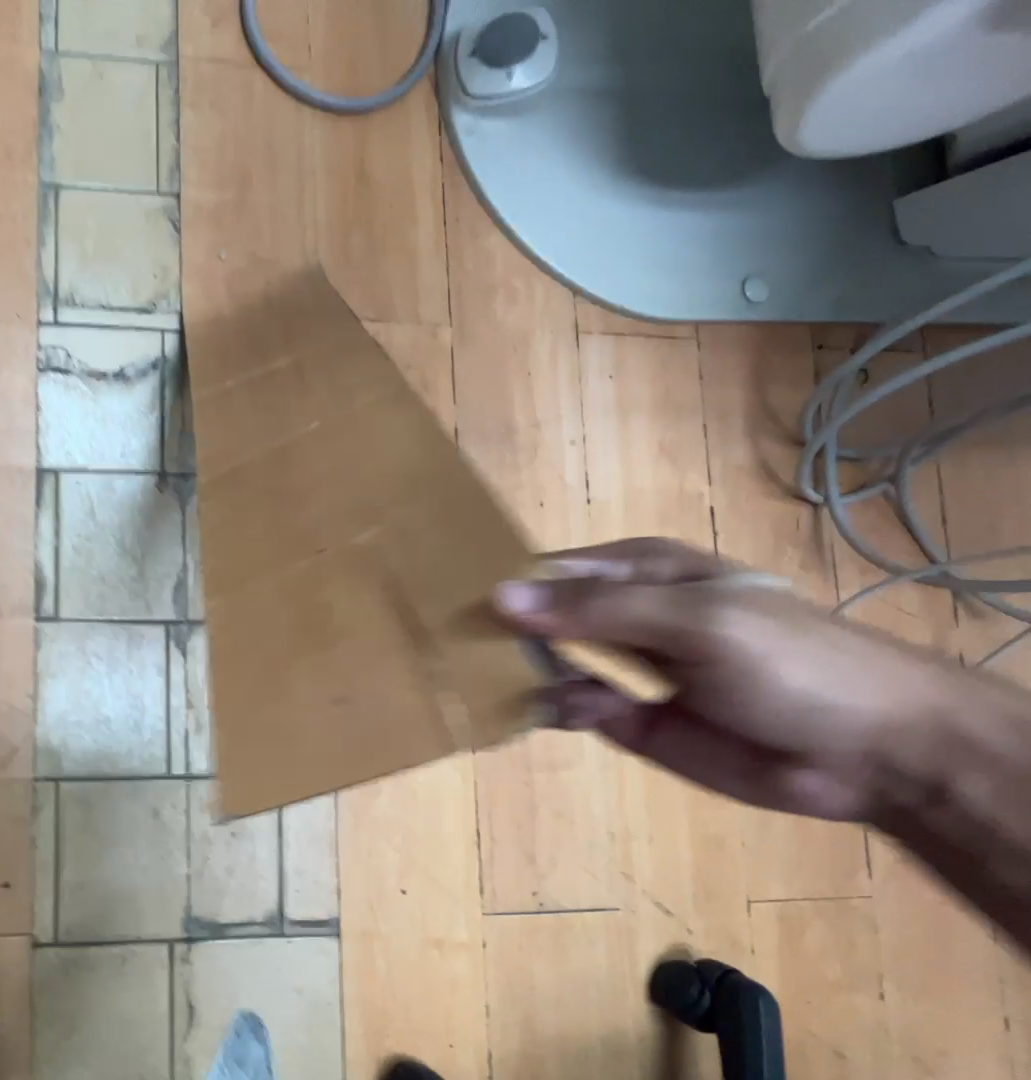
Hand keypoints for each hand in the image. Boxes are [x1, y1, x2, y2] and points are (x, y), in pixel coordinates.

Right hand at [491, 537, 974, 822]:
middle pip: (537, 616)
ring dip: (520, 673)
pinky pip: (568, 707)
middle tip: (451, 648)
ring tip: (492, 683)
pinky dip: (551, 709)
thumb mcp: (695, 621)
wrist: (878, 755)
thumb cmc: (792, 663)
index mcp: (635, 570)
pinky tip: (558, 712)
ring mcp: (620, 667)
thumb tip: (498, 597)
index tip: (446, 603)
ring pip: (545, 663)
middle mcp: (618, 613)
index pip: (547, 569)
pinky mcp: (626, 719)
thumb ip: (596, 608)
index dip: (501, 583)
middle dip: (501, 631)